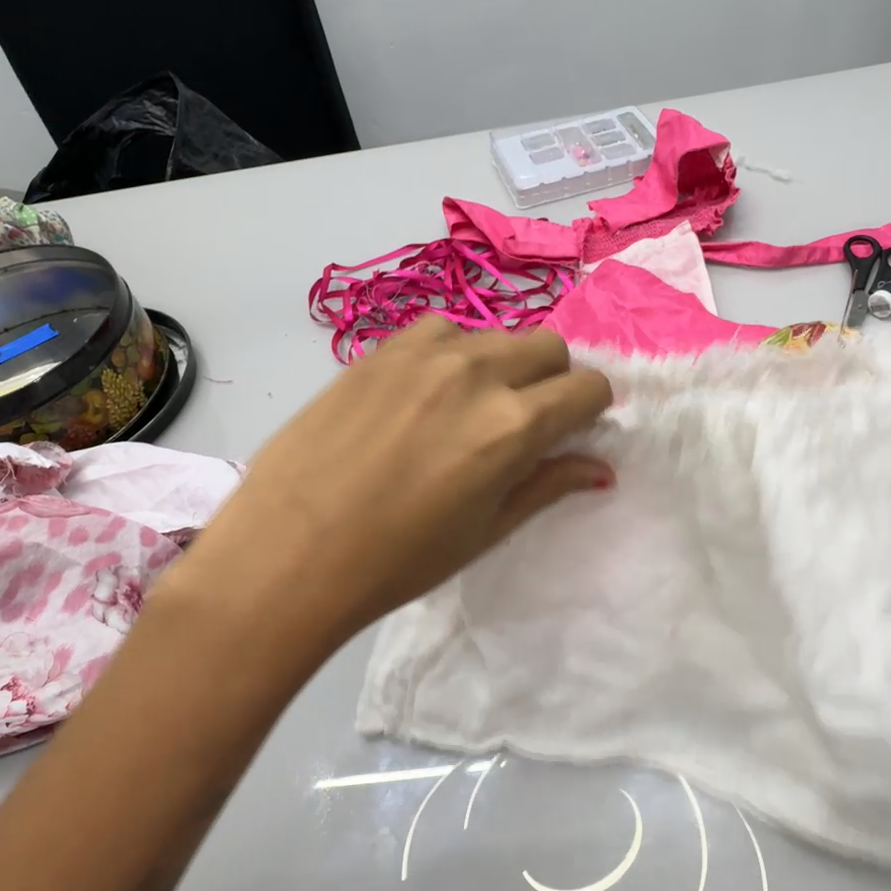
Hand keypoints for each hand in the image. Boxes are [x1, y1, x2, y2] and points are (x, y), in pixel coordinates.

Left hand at [163, 319, 613, 641]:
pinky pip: (441, 330)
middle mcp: (477, 373)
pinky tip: (426, 392)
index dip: (591, 410)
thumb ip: (548, 486)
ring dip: (502, 364)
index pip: (587, 387)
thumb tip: (600, 469)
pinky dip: (452, 353)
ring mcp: (424, 354)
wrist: (290, 550)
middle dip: (552, 380)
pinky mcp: (379, 348)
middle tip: (526, 421)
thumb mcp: (486, 530)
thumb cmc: (398, 560)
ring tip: (470, 408)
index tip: (574, 431)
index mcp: (513, 425)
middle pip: (548, 346)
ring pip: (494, 335)